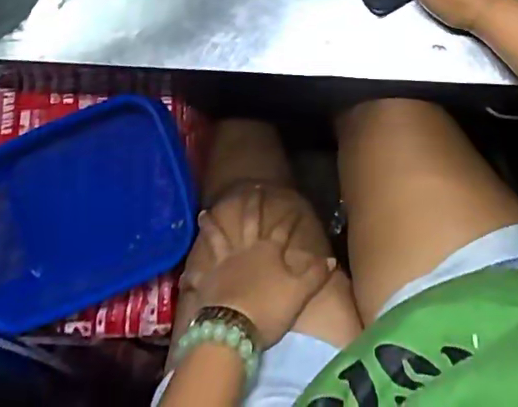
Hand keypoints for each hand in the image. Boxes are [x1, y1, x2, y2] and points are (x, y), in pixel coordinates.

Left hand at [181, 186, 335, 347]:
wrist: (231, 329)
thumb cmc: (267, 308)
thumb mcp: (300, 292)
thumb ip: (316, 274)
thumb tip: (333, 258)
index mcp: (268, 251)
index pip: (283, 230)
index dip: (290, 219)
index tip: (295, 207)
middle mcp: (245, 250)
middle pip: (249, 223)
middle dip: (252, 206)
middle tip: (250, 189)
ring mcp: (222, 264)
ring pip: (216, 239)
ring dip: (210, 226)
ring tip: (204, 212)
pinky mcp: (204, 282)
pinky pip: (196, 276)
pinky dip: (190, 274)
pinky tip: (184, 272)